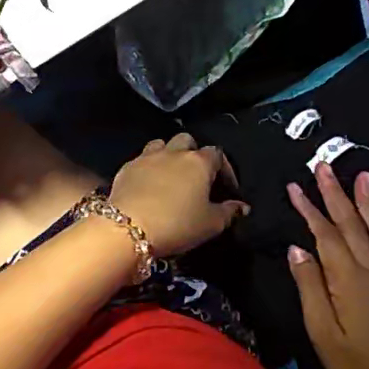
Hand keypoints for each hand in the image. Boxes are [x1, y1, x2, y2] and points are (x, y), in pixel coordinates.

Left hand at [108, 134, 249, 256]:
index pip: (217, 154)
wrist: (129, 228)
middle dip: (193, 153)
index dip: (225, 169)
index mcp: (198, 162)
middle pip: (187, 140)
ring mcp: (147, 157)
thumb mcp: (211, 224)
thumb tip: (242, 206)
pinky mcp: (126, 167)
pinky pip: (141, 159)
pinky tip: (148, 185)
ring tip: (170, 175)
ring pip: (161, 144)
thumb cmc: (178, 224)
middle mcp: (174, 152)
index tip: (227, 188)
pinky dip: (147, 168)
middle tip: (196, 176)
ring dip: (168, 154)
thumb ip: (229, 212)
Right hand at [286, 163, 368, 368]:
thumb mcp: (320, 328)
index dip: (309, 209)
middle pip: (350, 224)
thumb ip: (310, 286)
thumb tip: (297, 249)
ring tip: (364, 175)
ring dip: (368, 201)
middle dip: (335, 194)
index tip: (295, 186)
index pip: (325, 235)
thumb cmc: (350, 359)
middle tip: (324, 166)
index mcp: (347, 278)